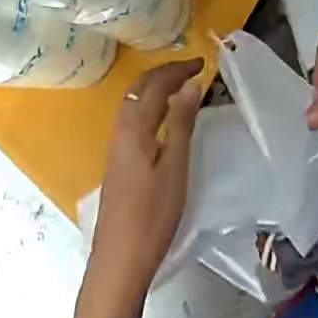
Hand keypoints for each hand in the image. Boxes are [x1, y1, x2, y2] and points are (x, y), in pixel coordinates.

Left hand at [91, 60, 204, 290]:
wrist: (119, 255)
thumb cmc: (153, 214)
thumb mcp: (175, 168)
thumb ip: (181, 124)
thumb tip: (191, 85)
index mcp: (134, 125)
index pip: (155, 83)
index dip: (177, 69)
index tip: (202, 63)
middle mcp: (120, 127)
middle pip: (140, 87)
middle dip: (165, 72)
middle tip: (192, 69)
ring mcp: (116, 142)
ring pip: (134, 100)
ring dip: (155, 86)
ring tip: (181, 87)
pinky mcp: (117, 157)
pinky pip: (132, 115)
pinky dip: (149, 103)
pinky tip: (163, 117)